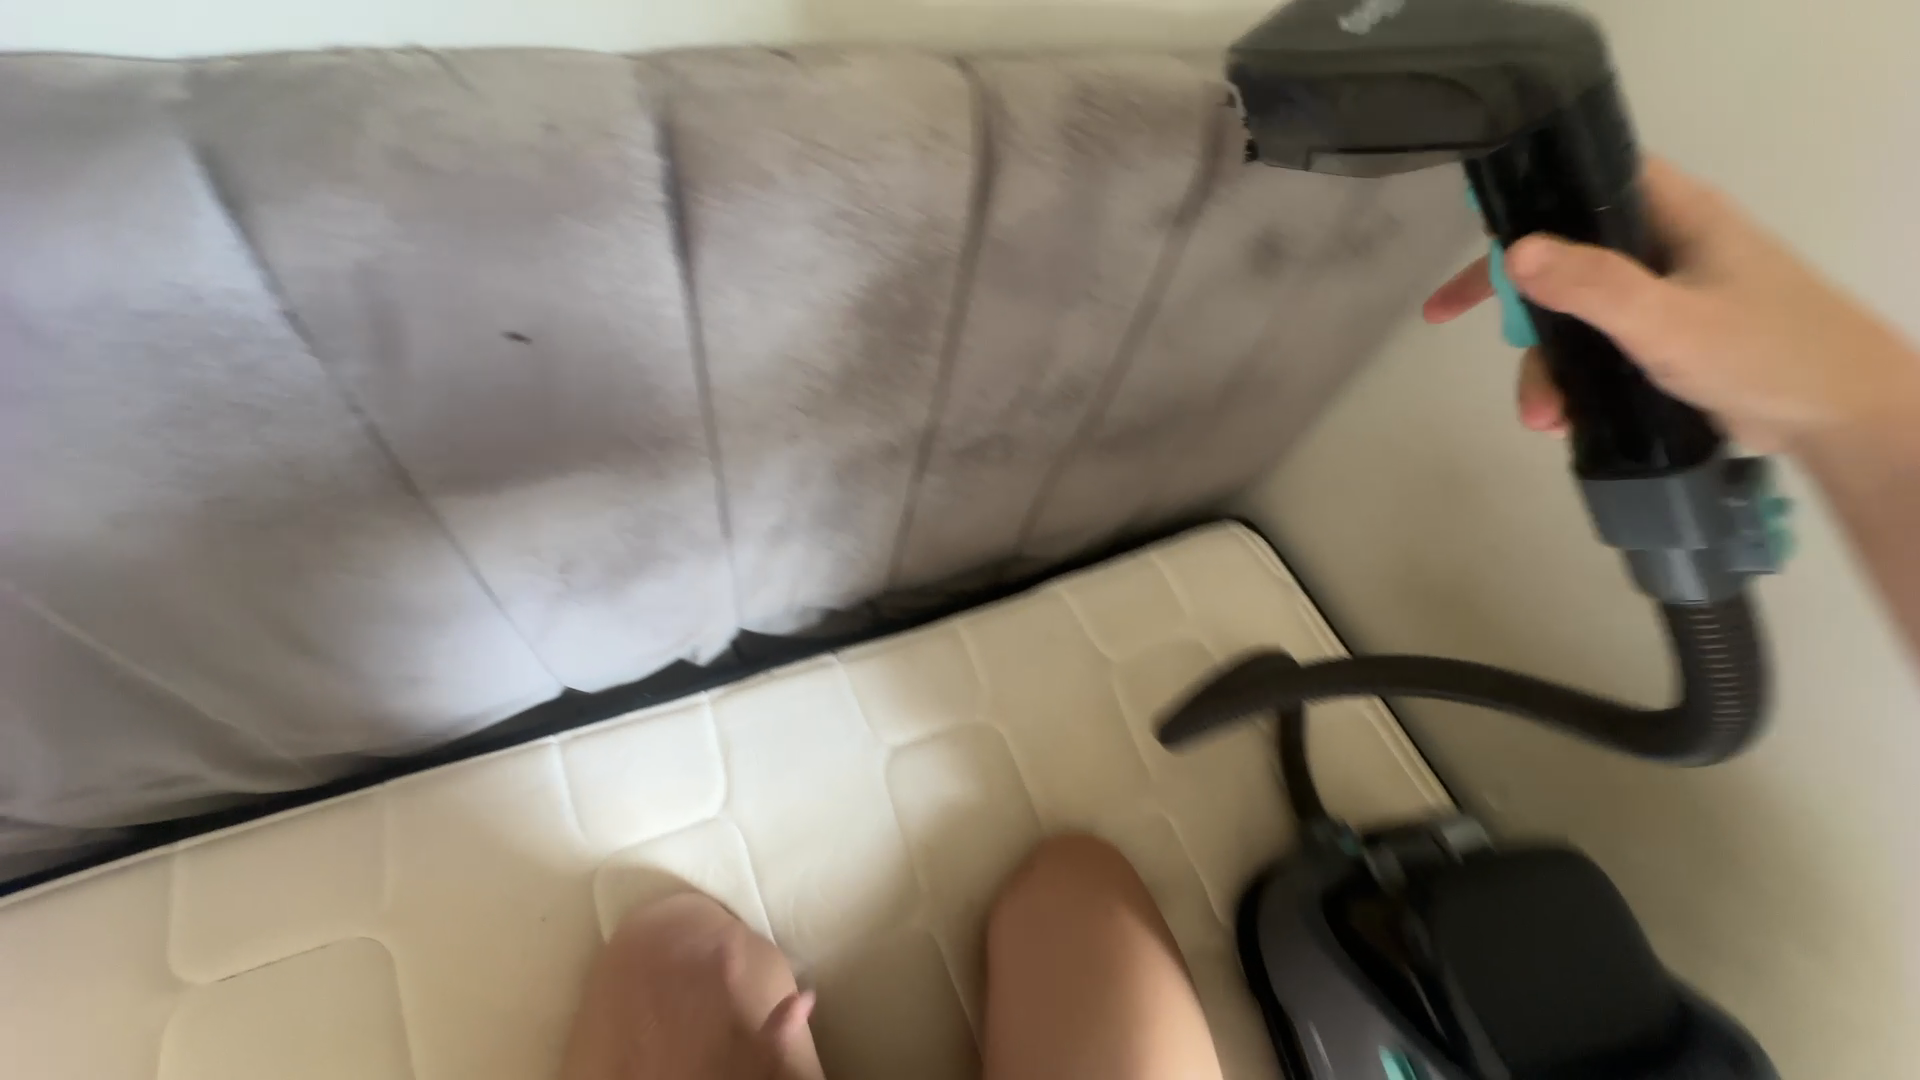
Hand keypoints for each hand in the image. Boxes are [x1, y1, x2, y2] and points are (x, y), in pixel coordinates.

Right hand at [1422, 159, 1918, 453]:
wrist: (1836, 419)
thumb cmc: (1766, 352)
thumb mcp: (1668, 320)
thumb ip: (1593, 286)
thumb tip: (1514, 253)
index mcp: (1674, 217)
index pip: (1591, 181)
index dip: (1532, 196)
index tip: (1474, 227)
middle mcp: (1660, 248)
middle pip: (1560, 255)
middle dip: (1505, 298)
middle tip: (1442, 314)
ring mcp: (1656, 297)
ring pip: (1566, 317)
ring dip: (1542, 367)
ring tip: (1541, 416)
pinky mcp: (1653, 341)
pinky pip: (1586, 352)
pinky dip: (1565, 385)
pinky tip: (1560, 419)